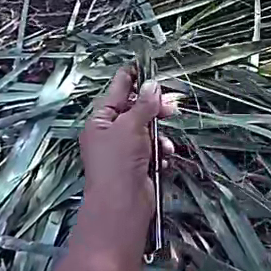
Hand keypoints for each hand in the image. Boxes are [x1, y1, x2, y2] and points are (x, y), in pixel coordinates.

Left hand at [80, 68, 177, 205]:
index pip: (116, 91)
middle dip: (153, 109)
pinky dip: (160, 151)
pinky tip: (162, 156)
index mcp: (100, 121)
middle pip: (135, 111)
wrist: (122, 204)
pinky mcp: (138, 165)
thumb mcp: (131, 126)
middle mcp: (110, 134)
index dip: (131, 78)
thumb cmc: (118, 162)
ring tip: (164, 143)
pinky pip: (153, 149)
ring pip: (148, 131)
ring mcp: (124, 151)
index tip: (145, 65)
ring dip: (159, 135)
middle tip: (170, 106)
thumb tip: (152, 85)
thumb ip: (144, 104)